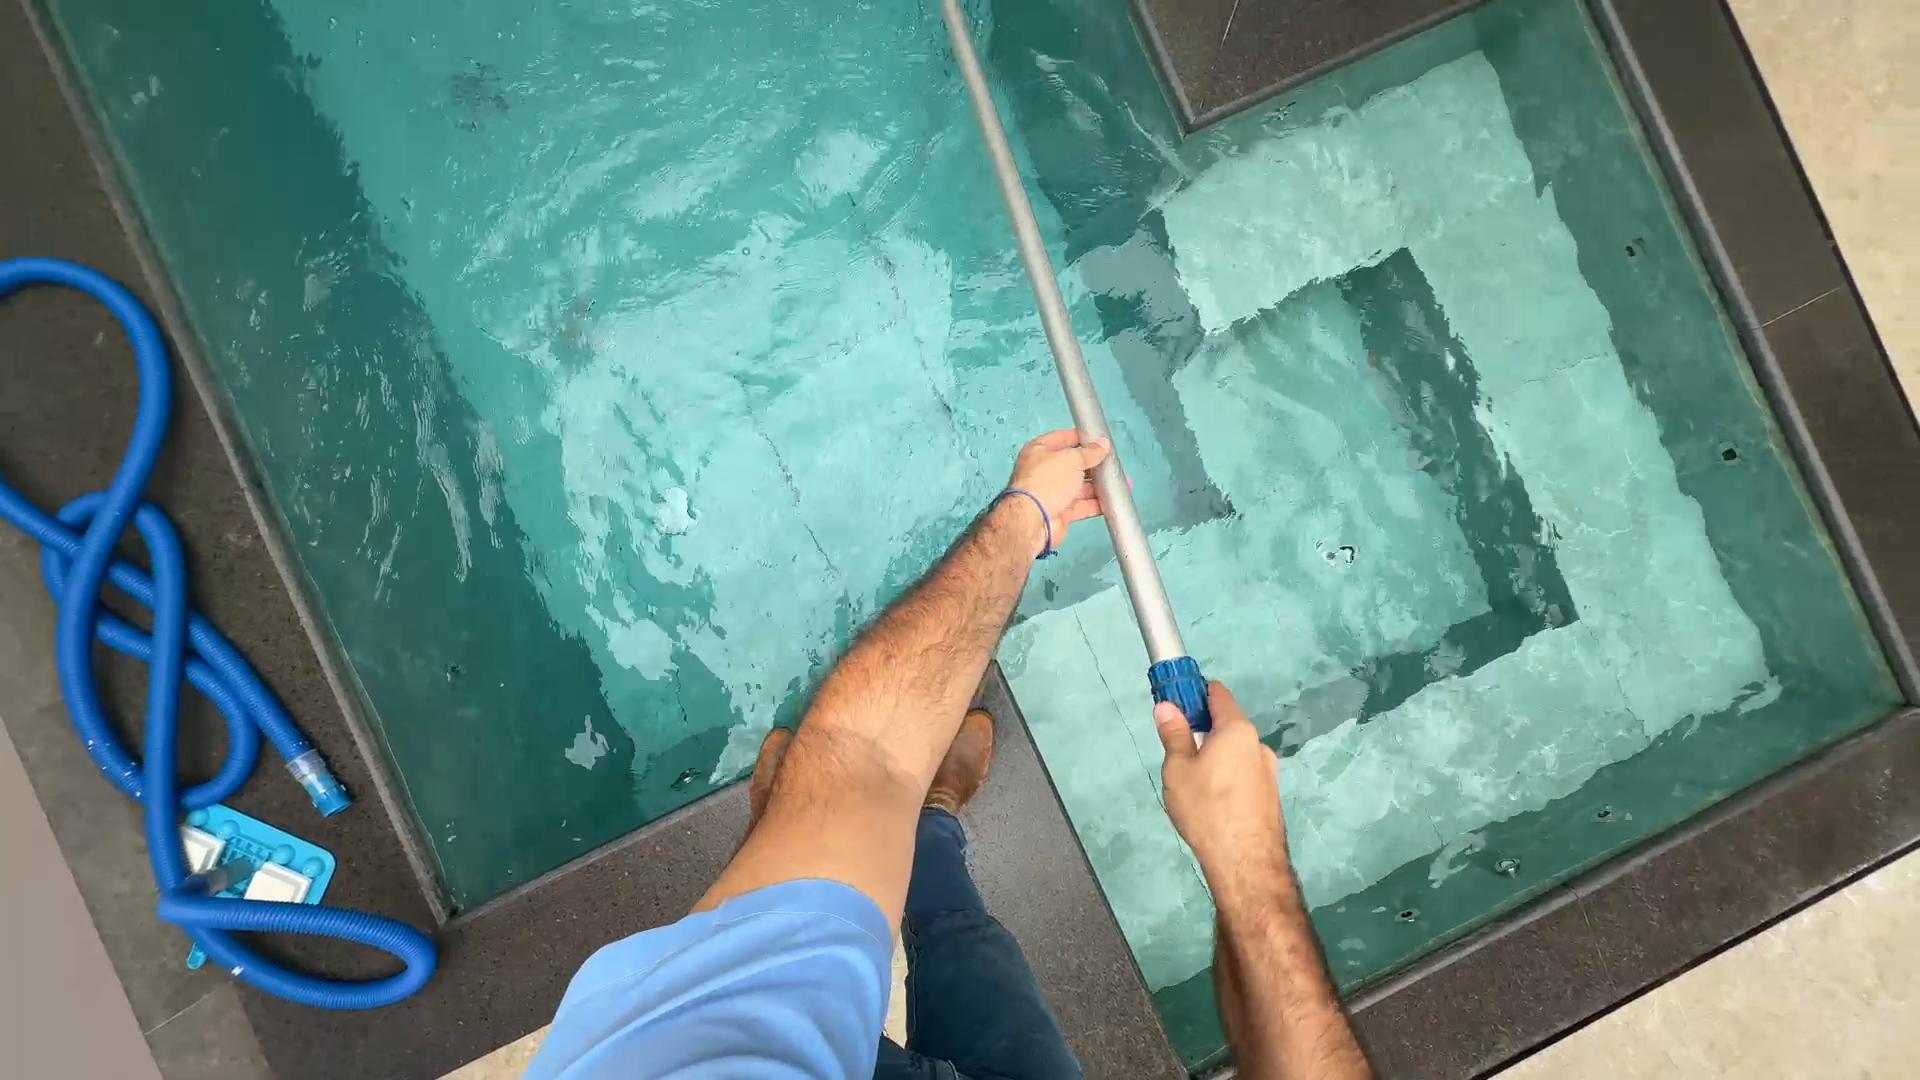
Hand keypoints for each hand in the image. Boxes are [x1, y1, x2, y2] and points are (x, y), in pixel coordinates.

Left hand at [1003, 429, 1110, 556]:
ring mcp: (1052, 493)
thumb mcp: (1071, 459)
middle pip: (1073, 464)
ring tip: (1119, 483)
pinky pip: (1082, 505)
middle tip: (1113, 463)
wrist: (1034, 520)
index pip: (1062, 438)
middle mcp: (1044, 471)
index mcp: (1039, 451)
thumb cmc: (1048, 481)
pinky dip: (1096, 503)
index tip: (1100, 439)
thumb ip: (1089, 452)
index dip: (1080, 437)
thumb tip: (1102, 444)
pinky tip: (1112, 500)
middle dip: (1093, 464)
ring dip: (1098, 485)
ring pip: (1079, 486)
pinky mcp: (1060, 512)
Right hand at [1155, 682, 1291, 902]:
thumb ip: (1174, 734)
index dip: (1194, 692)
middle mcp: (1258, 744)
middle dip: (1202, 729)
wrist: (1246, 865)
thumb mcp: (1178, 768)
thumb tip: (1167, 706)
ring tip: (1192, 783)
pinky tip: (1212, 802)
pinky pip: (1244, 773)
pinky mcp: (1270, 797)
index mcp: (1237, 730)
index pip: (1218, 693)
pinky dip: (1227, 776)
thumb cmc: (1206, 808)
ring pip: (1235, 751)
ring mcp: (1269, 772)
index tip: (1175, 704)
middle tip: (1177, 751)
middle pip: (1227, 723)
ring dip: (1215, 756)